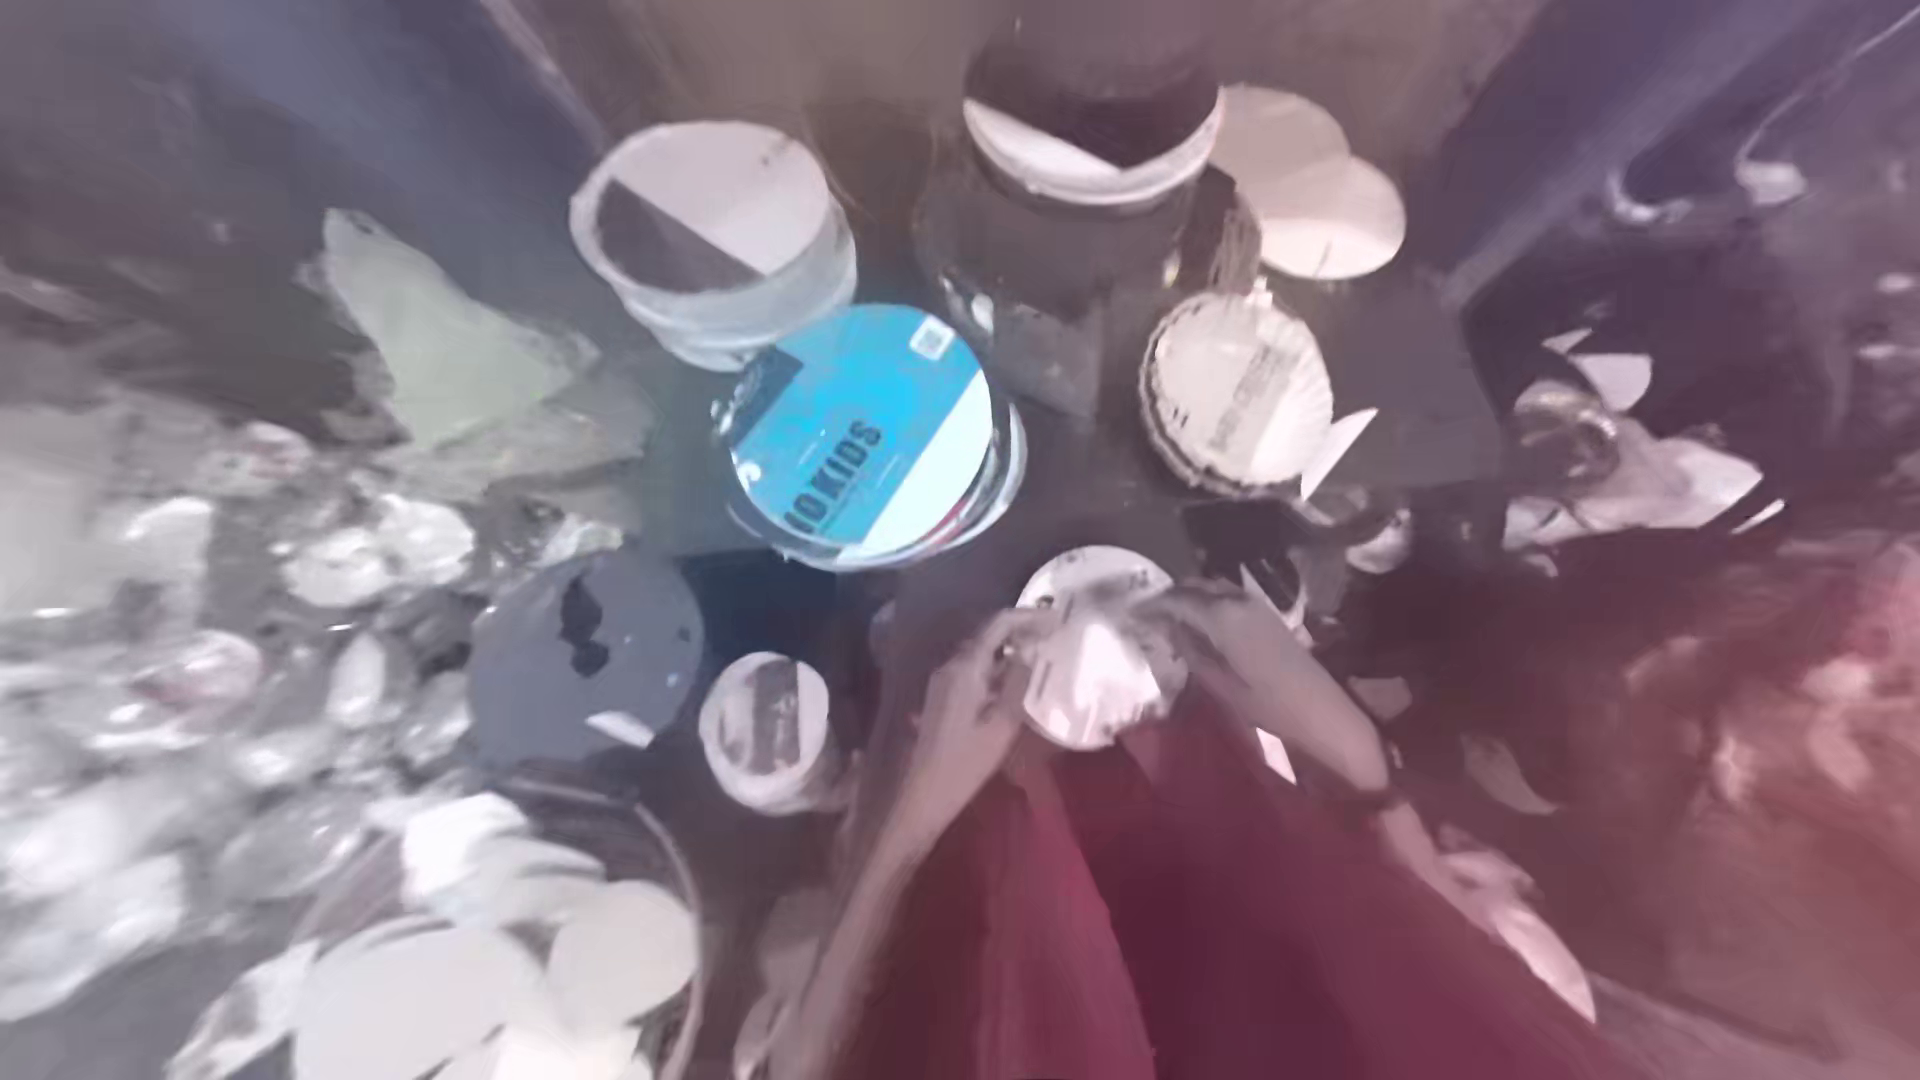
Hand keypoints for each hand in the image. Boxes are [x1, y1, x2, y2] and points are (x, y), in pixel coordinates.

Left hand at [899, 608, 1059, 832]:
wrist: (920, 794)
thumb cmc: (964, 763)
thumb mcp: (1001, 725)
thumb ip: (1017, 684)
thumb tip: (1029, 653)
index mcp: (965, 668)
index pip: (997, 624)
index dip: (1027, 617)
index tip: (1055, 619)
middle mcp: (951, 665)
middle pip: (988, 634)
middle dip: (1020, 629)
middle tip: (1053, 634)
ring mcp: (943, 680)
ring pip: (980, 651)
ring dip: (1008, 647)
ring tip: (1040, 652)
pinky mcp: (942, 695)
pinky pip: (973, 668)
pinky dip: (996, 665)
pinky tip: (1014, 679)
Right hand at [1137, 580, 1389, 793]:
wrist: (1322, 711)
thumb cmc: (1267, 704)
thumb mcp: (1217, 683)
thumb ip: (1188, 649)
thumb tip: (1166, 627)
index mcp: (1222, 617)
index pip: (1176, 599)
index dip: (1151, 605)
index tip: (1133, 613)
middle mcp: (1237, 600)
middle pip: (1194, 584)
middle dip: (1168, 595)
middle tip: (1149, 613)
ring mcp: (1254, 604)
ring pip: (1211, 586)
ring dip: (1188, 594)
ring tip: (1170, 616)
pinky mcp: (1265, 612)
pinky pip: (1226, 594)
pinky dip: (1207, 599)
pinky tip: (1199, 620)